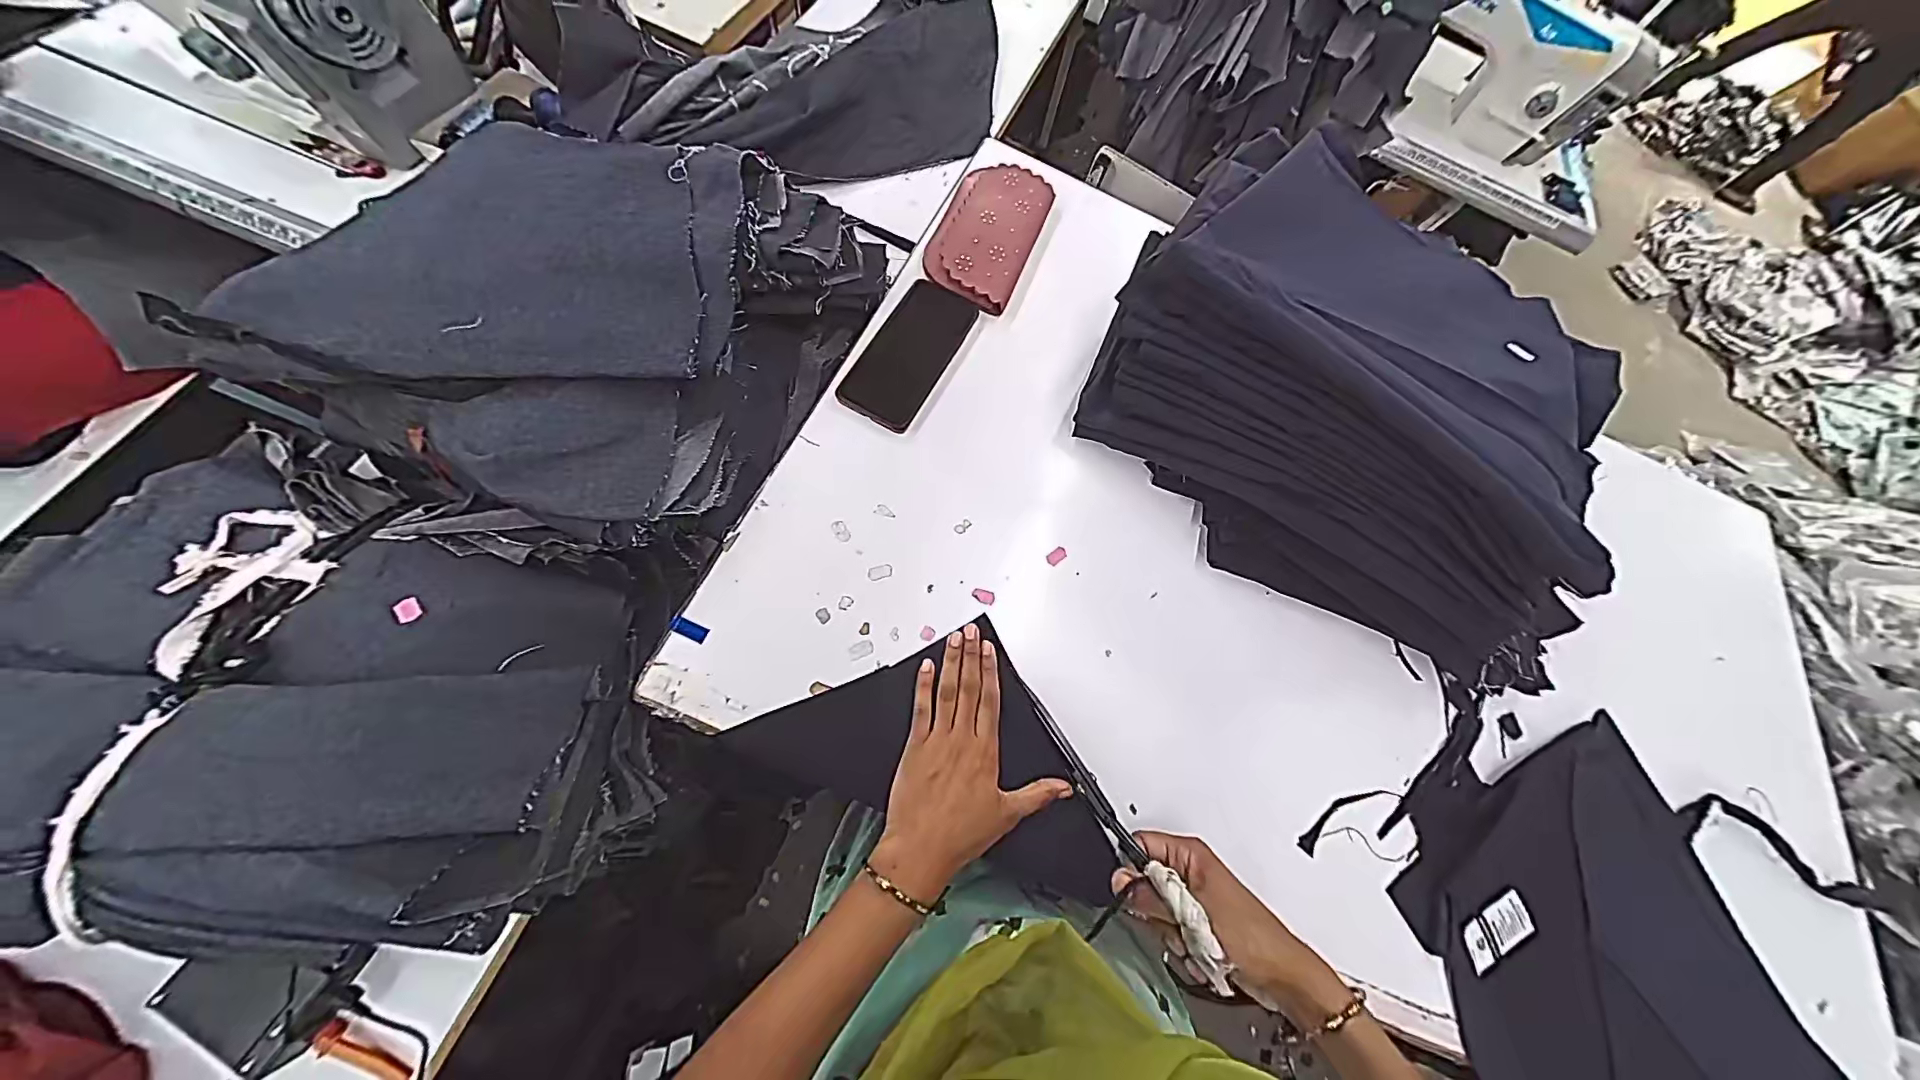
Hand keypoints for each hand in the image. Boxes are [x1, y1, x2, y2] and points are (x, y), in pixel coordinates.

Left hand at [869, 623, 1071, 903]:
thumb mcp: (1007, 814)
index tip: (989, 651)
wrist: (921, 848)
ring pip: (947, 692)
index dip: (990, 671)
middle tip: (971, 632)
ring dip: (951, 663)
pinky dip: (923, 687)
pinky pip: (920, 709)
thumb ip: (1037, 795)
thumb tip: (1061, 788)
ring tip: (954, 640)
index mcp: (984, 753)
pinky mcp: (914, 748)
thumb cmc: (960, 833)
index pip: (990, 701)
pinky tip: (926, 668)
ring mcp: (936, 741)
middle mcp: (961, 741)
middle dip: (971, 656)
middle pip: (970, 688)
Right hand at [1112, 832, 1349, 1025]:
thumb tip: (1123, 881)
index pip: (1139, 845)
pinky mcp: (1197, 924)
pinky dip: (1181, 948)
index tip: (1131, 894)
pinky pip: (1170, 932)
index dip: (1130, 870)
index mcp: (1190, 854)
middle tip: (1175, 923)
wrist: (1282, 976)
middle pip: (1144, 882)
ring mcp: (1193, 900)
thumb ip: (1153, 896)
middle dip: (1155, 911)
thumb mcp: (1193, 915)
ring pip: (1156, 912)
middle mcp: (1190, 871)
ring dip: (1170, 934)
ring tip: (1194, 942)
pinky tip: (1200, 954)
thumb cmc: (1253, 939)